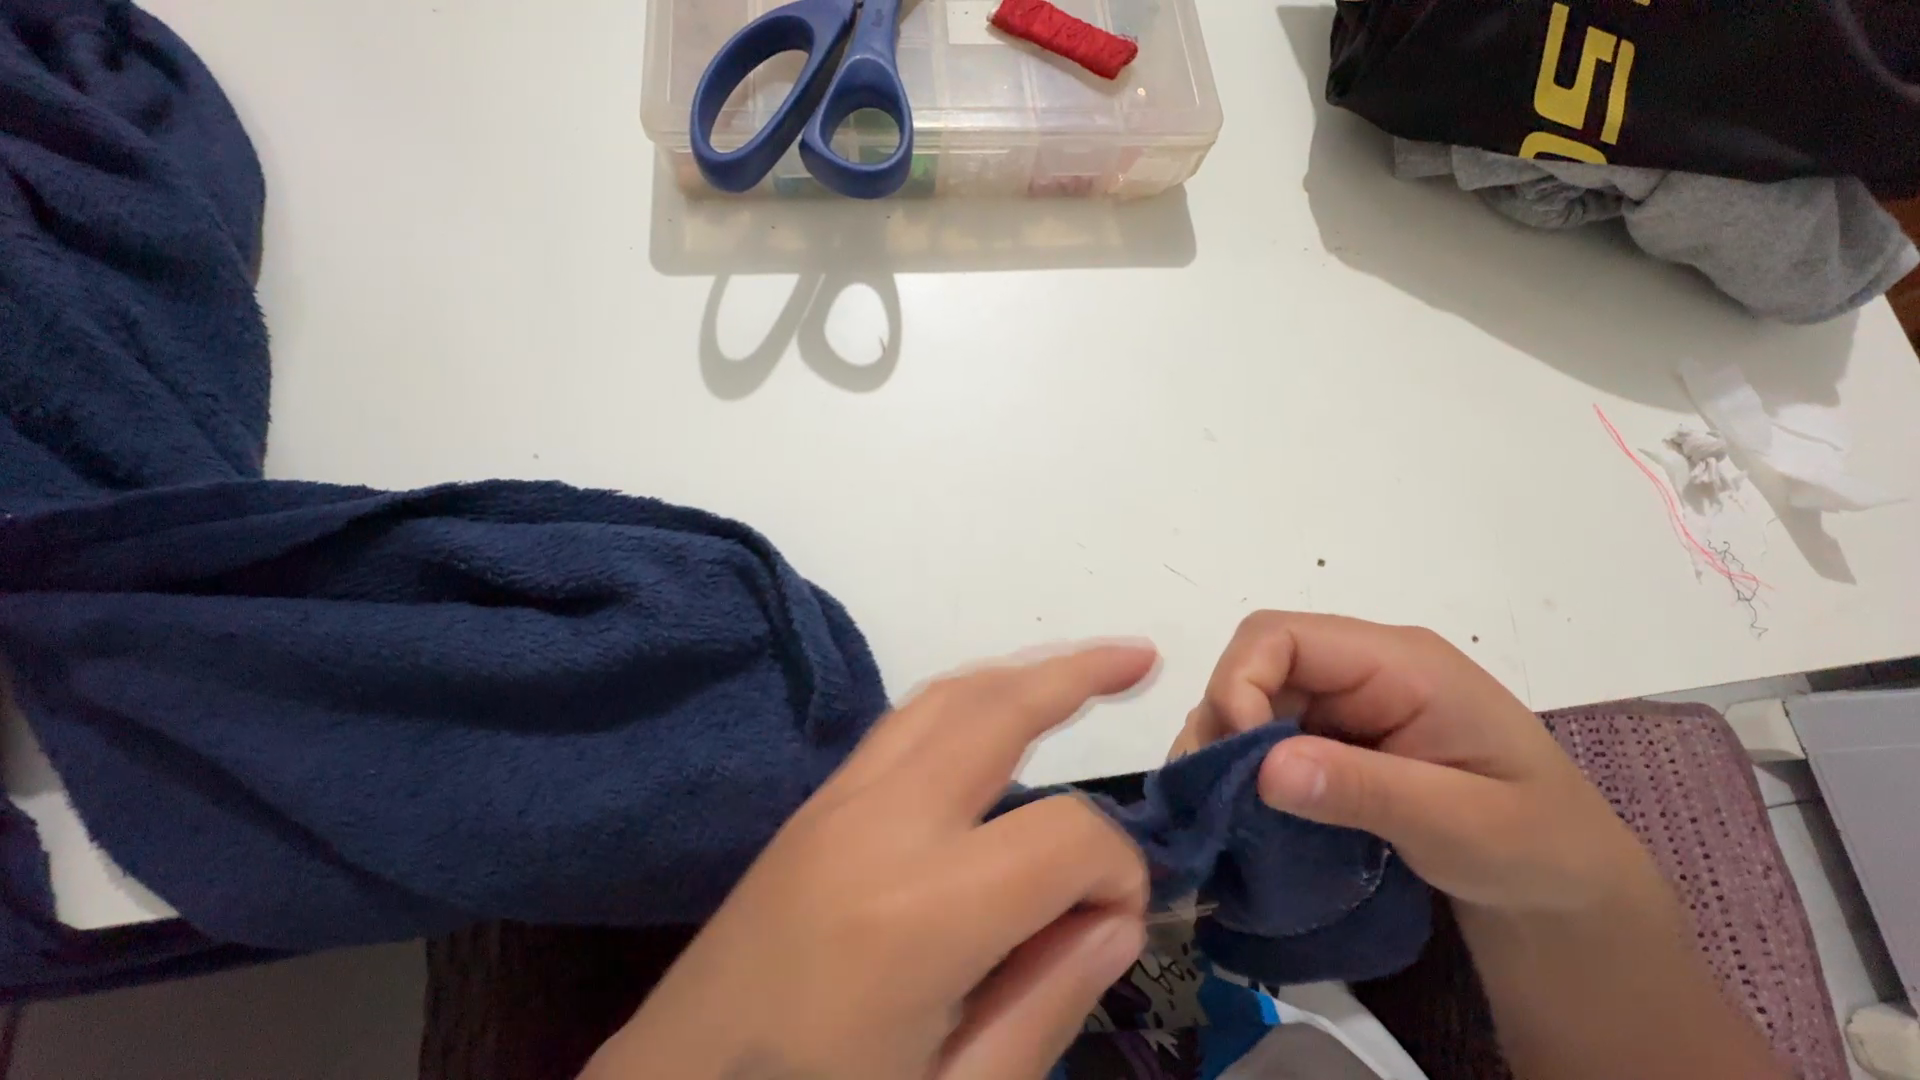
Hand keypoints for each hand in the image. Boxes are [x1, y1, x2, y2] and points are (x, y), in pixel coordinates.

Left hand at [585, 645, 1155, 1079]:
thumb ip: (1045, 1004)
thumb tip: (1116, 919)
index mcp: (919, 910)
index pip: (1066, 838)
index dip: (1119, 874)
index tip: (1117, 928)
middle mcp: (876, 824)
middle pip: (996, 712)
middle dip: (1079, 675)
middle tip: (1141, 659)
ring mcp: (834, 803)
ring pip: (942, 697)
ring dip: (1016, 673)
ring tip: (1078, 668)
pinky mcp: (810, 808)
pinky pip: (901, 726)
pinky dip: (964, 703)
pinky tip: (993, 721)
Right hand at [1175, 612, 1655, 913]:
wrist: (1566, 887)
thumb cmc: (1538, 847)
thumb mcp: (1463, 825)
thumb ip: (1364, 790)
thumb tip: (1260, 768)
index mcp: (1400, 663)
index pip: (1282, 636)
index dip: (1239, 683)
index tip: (1237, 760)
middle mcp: (1362, 669)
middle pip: (1255, 665)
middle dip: (1222, 723)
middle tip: (1214, 795)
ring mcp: (1345, 703)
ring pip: (1250, 699)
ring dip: (1225, 749)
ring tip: (1224, 809)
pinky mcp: (1333, 737)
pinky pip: (1265, 736)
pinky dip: (1241, 769)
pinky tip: (1246, 810)